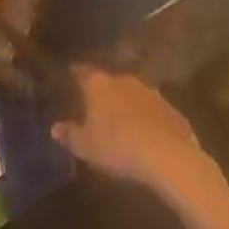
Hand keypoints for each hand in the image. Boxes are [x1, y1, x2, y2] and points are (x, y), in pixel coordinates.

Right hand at [51, 66, 228, 210]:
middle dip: (102, 90)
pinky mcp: (173, 110)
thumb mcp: (86, 146)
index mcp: (98, 83)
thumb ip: (69, 135)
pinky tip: (148, 135)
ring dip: (127, 103)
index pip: (81, 71)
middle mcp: (123, 80)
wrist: (169, 157)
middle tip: (95, 104)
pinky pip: (154, 111)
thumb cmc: (118, 146)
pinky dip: (148, 118)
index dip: (74, 75)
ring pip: (132, 93)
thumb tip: (54, 129)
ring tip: (122, 120)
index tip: (69, 79)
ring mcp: (151, 93)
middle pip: (108, 80)